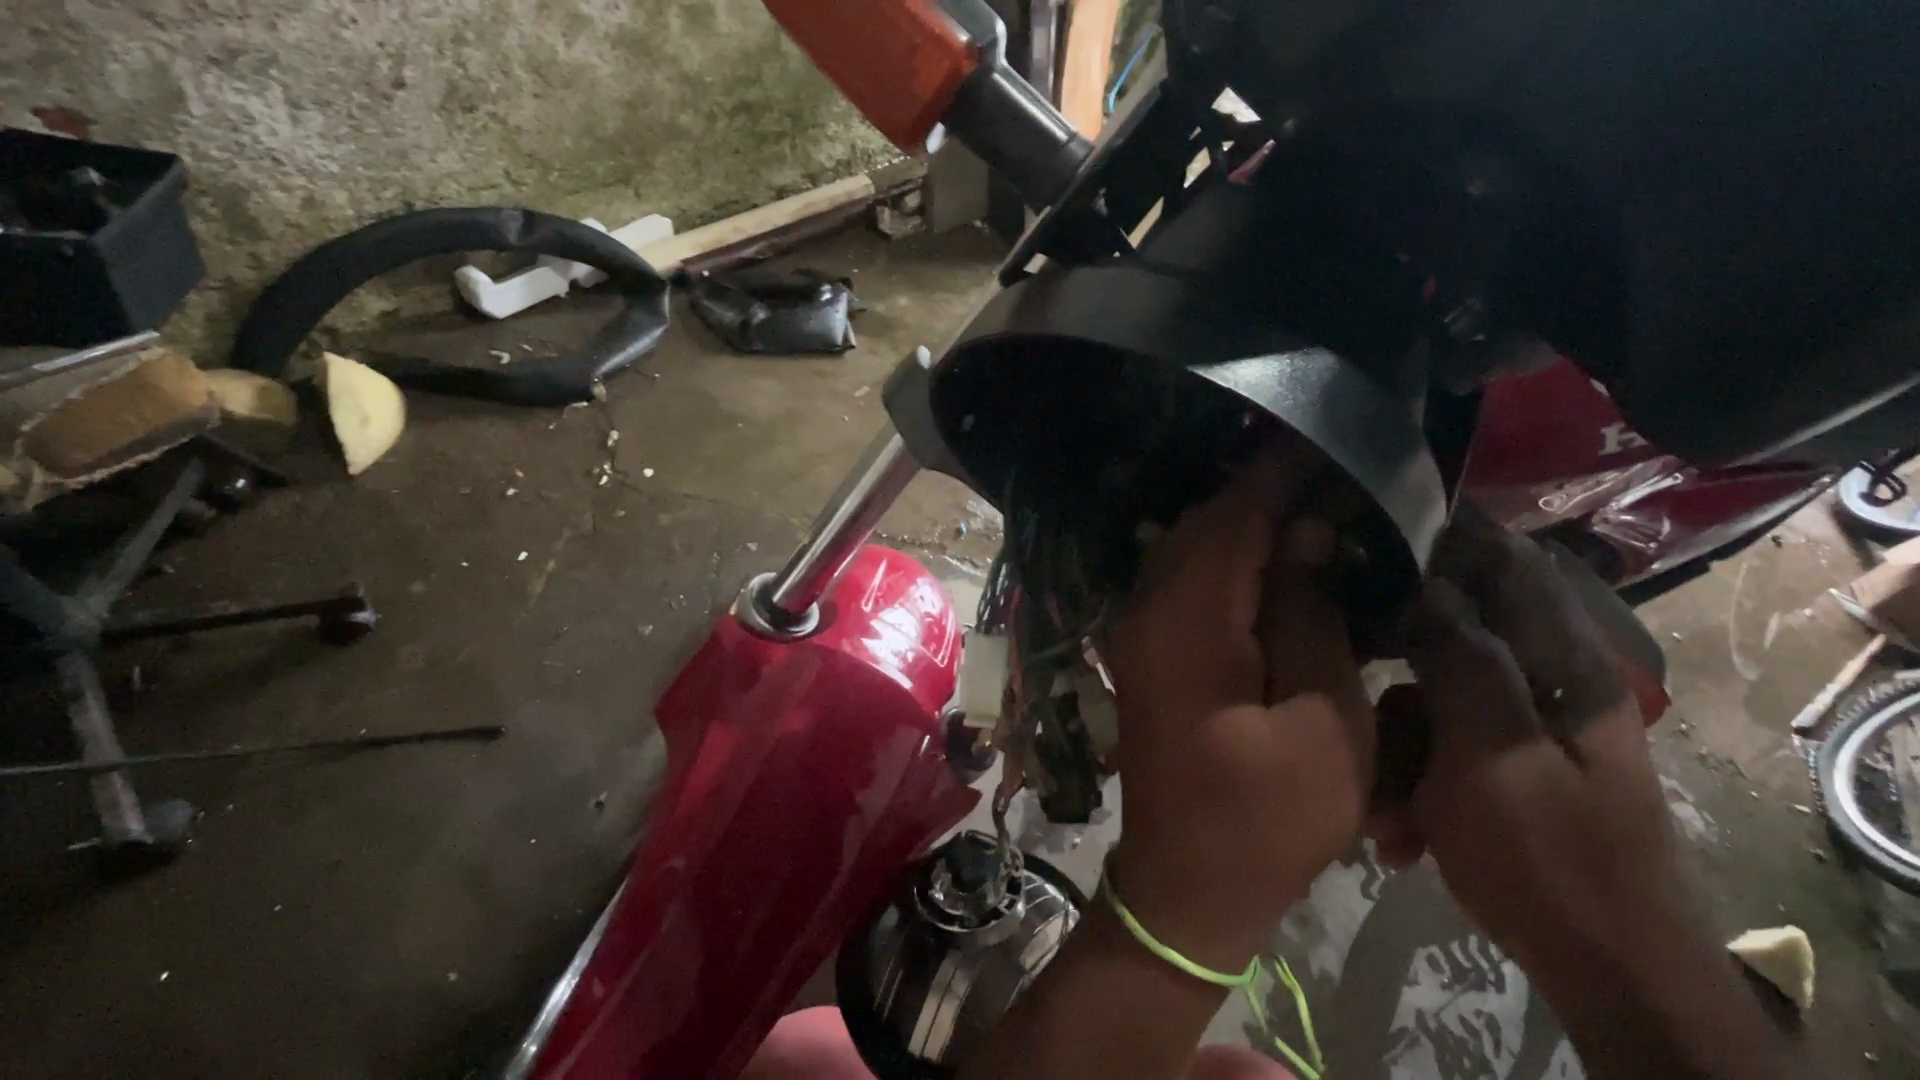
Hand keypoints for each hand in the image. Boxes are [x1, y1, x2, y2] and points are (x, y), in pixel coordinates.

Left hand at [1099, 445, 1376, 972]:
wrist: (1188, 885)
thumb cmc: (1268, 817)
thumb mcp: (1324, 721)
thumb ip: (1313, 616)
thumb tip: (1305, 536)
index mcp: (1186, 621)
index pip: (1233, 518)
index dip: (1281, 475)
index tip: (1330, 438)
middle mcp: (1146, 611)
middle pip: (1205, 526)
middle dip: (1267, 496)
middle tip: (1334, 476)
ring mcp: (1136, 632)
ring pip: (1192, 552)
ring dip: (1247, 528)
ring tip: (1315, 511)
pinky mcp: (1145, 654)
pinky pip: (1185, 585)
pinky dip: (1229, 565)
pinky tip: (1277, 564)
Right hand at [1371, 505, 1686, 970]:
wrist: (1607, 972)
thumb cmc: (1549, 858)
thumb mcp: (1493, 757)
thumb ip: (1461, 663)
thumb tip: (1423, 581)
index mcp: (1564, 664)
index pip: (1507, 563)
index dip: (1443, 536)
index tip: (1368, 527)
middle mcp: (1548, 682)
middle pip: (1456, 629)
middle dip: (1392, 652)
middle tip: (1335, 649)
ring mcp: (1524, 729)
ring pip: (1436, 697)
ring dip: (1393, 742)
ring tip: (1373, 804)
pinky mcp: (1504, 770)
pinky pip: (1441, 748)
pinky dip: (1411, 782)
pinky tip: (1394, 831)